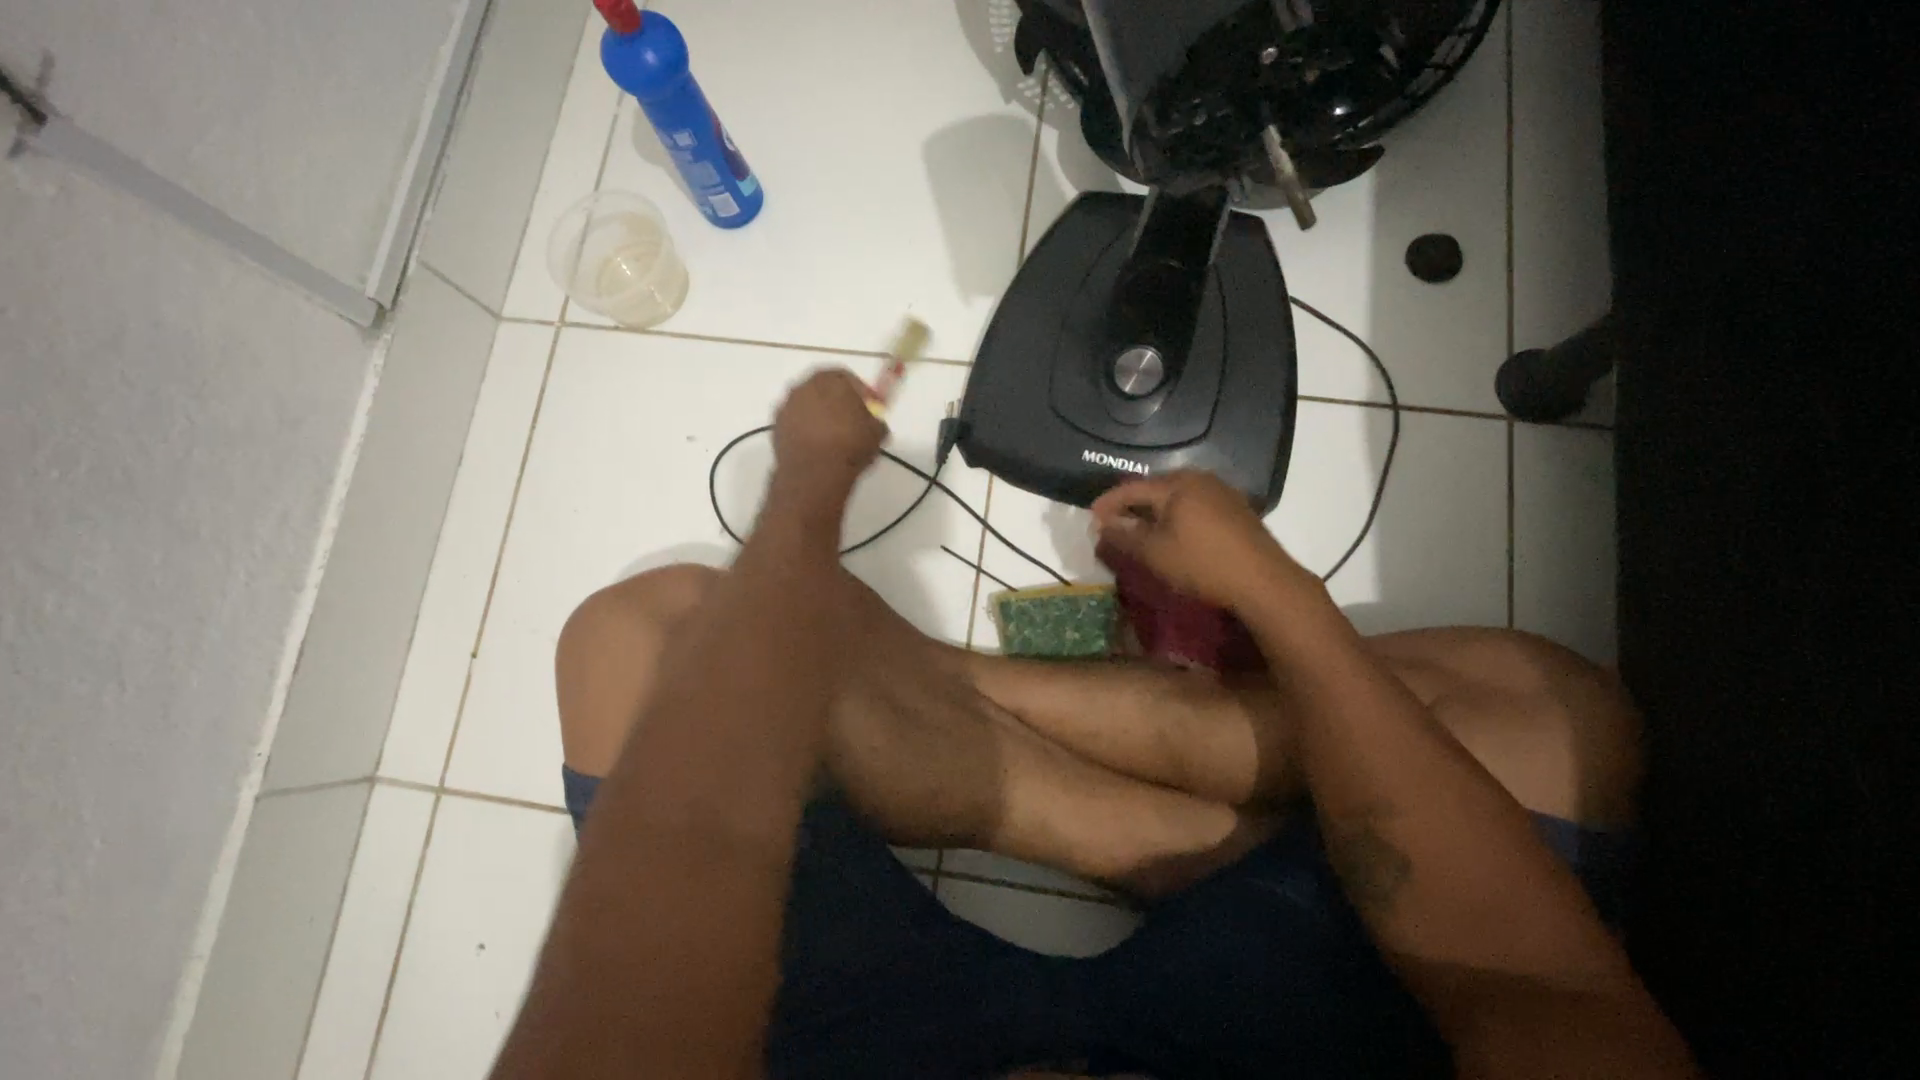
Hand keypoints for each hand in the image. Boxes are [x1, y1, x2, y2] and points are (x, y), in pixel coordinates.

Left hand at [770, 368, 886, 503]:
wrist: (814, 473)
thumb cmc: (850, 446)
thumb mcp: (877, 432)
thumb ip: (876, 420)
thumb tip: (874, 423)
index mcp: (830, 379)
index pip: (847, 377)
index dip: (861, 392)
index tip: (871, 407)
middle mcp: (804, 386)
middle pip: (824, 389)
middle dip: (837, 402)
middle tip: (851, 421)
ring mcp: (786, 406)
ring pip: (808, 407)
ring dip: (820, 417)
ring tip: (833, 438)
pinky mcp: (776, 427)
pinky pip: (796, 424)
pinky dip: (805, 431)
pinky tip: (817, 449)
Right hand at [1090, 470, 1309, 609]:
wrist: (1263, 580)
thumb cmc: (1202, 563)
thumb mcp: (1154, 553)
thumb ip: (1124, 536)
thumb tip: (1102, 526)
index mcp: (1176, 484)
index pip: (1131, 488)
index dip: (1108, 503)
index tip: (1091, 518)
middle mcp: (1199, 479)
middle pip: (1155, 488)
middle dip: (1132, 505)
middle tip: (1114, 522)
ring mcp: (1221, 492)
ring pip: (1177, 496)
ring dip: (1156, 511)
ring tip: (1141, 528)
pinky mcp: (1236, 508)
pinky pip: (1195, 505)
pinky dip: (1178, 516)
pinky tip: (1174, 532)